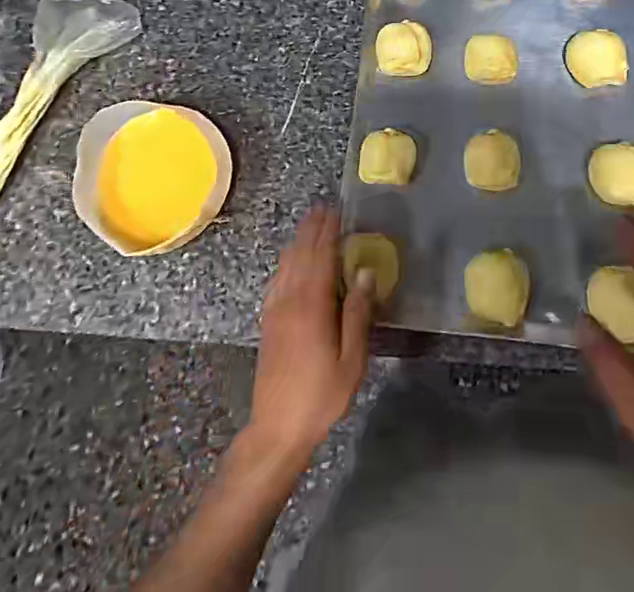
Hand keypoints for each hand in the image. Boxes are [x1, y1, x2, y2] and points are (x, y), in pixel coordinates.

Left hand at [248, 203, 373, 458]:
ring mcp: (274, 310)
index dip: (328, 232)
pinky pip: (277, 281)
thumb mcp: (351, 359)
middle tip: (322, 208)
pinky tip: (291, 262)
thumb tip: (365, 272)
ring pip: (286, 265)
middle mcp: (289, 300)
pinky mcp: (268, 321)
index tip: (335, 211)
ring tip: (310, 225)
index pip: (320, 257)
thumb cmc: (321, 394)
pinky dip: (286, 263)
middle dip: (311, 230)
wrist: (277, 426)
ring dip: (298, 242)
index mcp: (311, 305)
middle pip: (300, 255)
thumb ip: (358, 313)